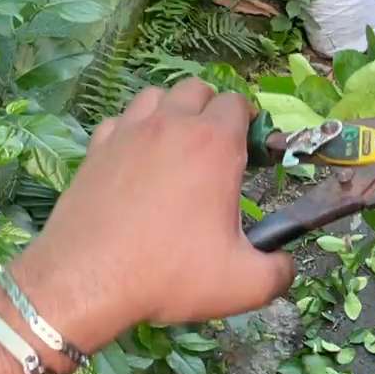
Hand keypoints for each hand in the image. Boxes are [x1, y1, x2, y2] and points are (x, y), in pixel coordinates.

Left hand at [5, 80, 293, 350]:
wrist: (88, 281)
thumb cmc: (171, 274)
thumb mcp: (245, 284)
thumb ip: (280, 271)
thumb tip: (287, 264)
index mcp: (213, 145)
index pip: (237, 104)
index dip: (248, 122)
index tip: (249, 151)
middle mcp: (170, 125)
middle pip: (197, 89)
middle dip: (212, 110)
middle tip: (216, 150)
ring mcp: (127, 132)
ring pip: (156, 96)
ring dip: (172, 112)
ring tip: (177, 148)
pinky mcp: (95, 149)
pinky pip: (121, 121)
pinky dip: (134, 131)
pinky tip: (137, 162)